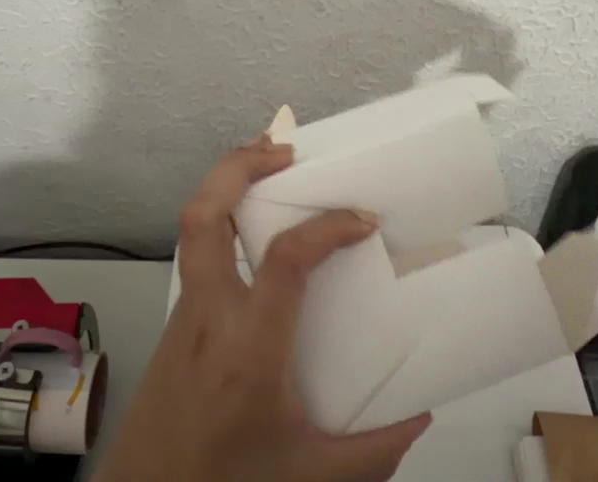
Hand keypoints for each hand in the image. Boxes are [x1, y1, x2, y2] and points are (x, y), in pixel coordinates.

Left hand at [94, 136, 432, 481]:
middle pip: (206, 216)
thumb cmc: (223, 480)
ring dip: (225, 186)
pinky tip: (252, 232)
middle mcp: (210, 316)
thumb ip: (372, 449)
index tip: (361, 219)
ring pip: (194, 227)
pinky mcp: (177, 320)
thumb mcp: (309, 474)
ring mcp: (186, 313)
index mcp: (249, 349)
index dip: (327, 227)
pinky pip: (197, 252)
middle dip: (239, 167)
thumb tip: (420, 416)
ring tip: (267, 166)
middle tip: (283, 148)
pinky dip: (221, 221)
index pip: (286, 260)